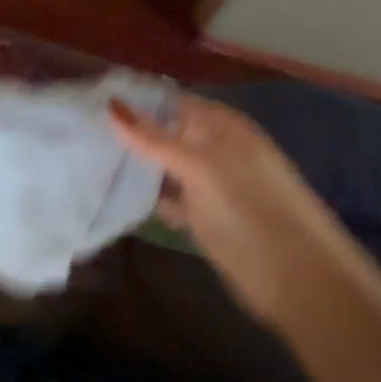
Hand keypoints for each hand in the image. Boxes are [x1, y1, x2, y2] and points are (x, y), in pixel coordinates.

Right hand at [110, 93, 359, 323]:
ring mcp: (211, 184)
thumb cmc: (250, 211)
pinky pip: (169, 197)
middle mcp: (216, 149)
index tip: (88, 100)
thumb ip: (153, 139)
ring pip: (164, 165)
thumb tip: (111, 105)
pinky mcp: (205, 217)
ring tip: (87, 156)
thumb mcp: (199, 167)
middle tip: (79, 129)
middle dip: (128, 131)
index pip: (169, 101)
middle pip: (165, 132)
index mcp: (221, 126)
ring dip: (134, 164)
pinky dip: (148, 195)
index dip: (133, 99)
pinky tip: (116, 193)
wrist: (301, 281)